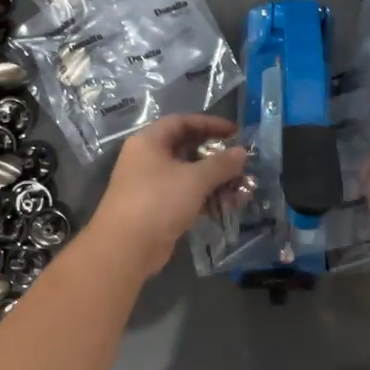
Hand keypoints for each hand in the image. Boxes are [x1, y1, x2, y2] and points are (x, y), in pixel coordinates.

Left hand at [88, 115, 248, 279]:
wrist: (126, 247)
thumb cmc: (159, 202)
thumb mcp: (194, 179)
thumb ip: (221, 164)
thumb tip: (242, 152)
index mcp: (149, 142)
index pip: (182, 122)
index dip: (211, 124)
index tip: (236, 132)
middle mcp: (148, 159)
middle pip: (188, 150)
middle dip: (217, 158)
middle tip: (242, 164)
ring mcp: (152, 185)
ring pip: (189, 176)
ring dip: (216, 182)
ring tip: (243, 190)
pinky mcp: (158, 209)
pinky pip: (187, 196)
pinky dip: (207, 198)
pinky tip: (229, 205)